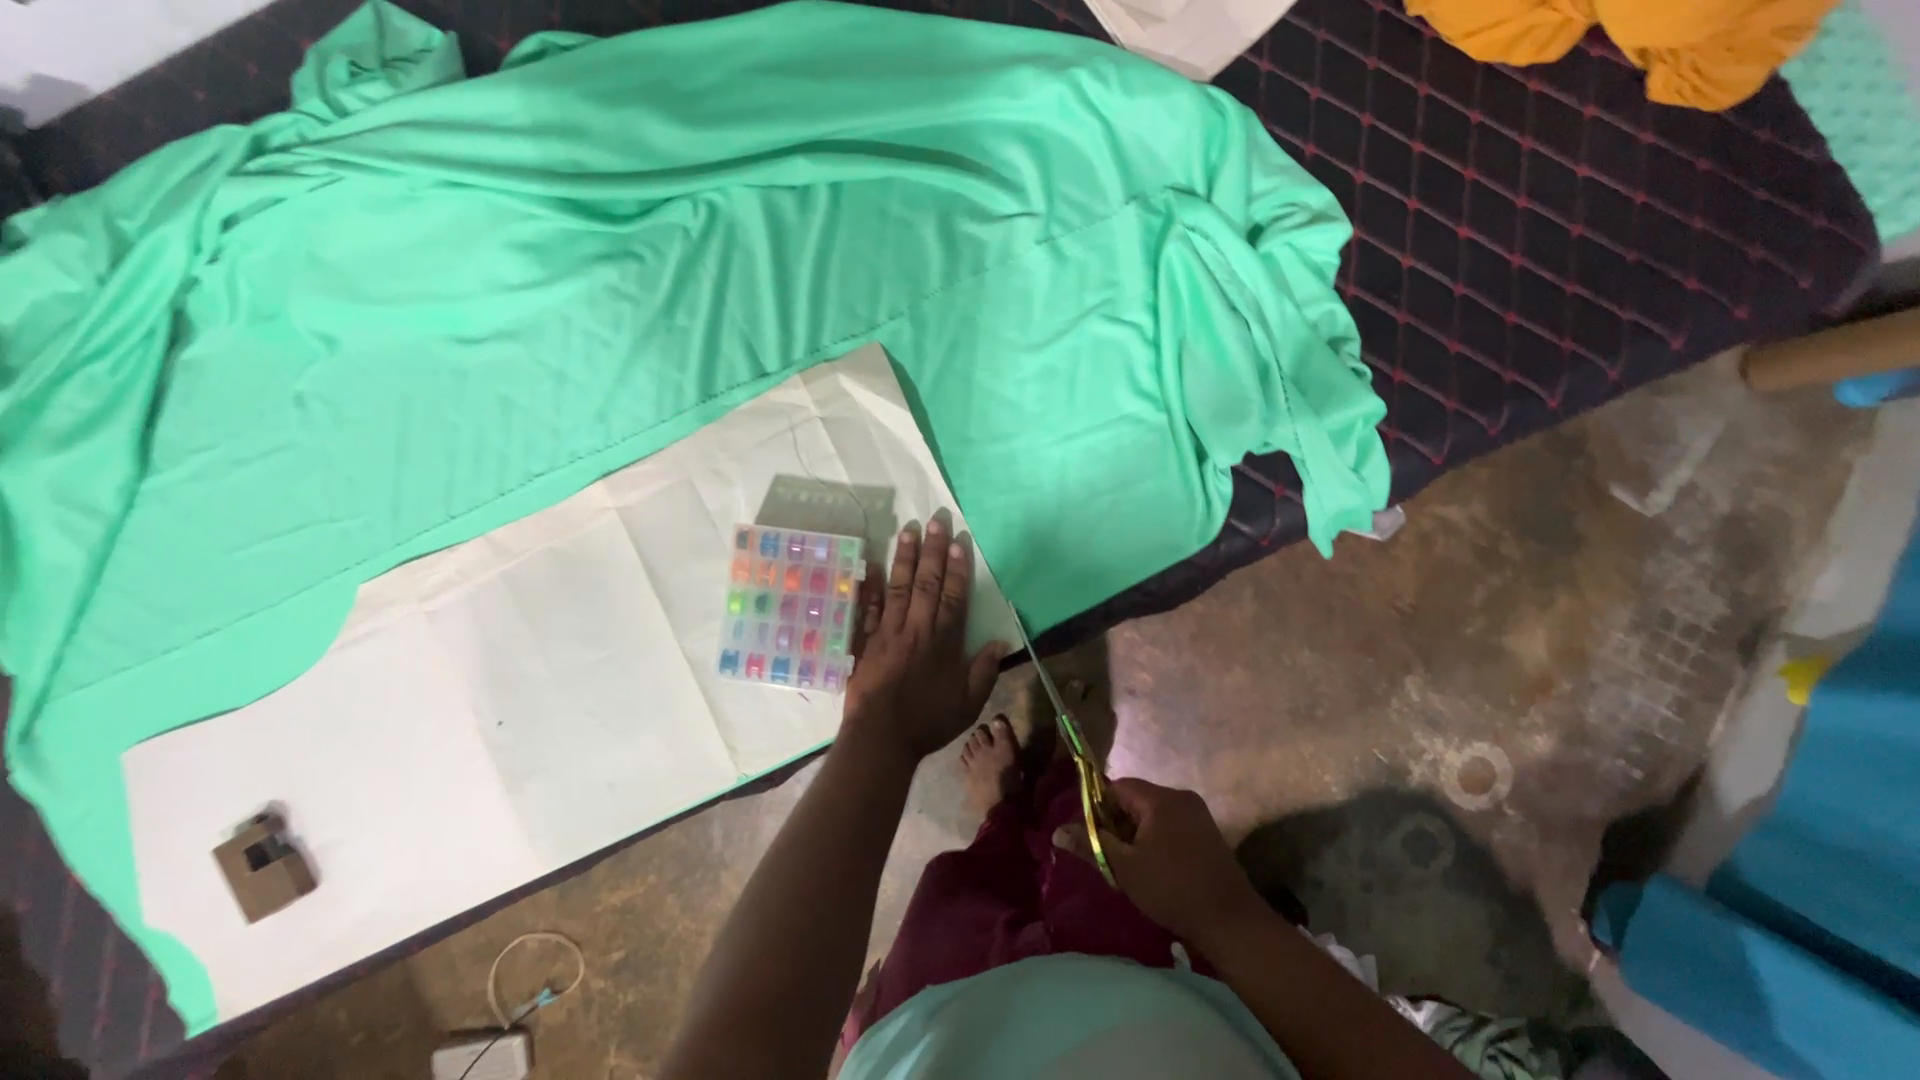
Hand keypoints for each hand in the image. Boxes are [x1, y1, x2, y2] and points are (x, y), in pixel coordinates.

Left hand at [842, 514, 1007, 762]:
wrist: (881, 738)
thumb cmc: (928, 722)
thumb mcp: (969, 704)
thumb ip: (984, 671)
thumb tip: (1000, 641)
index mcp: (943, 641)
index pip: (953, 597)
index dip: (957, 569)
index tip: (959, 543)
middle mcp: (916, 628)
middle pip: (925, 583)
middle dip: (932, 551)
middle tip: (936, 521)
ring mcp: (886, 632)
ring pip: (897, 587)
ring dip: (904, 557)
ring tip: (909, 530)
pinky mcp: (864, 641)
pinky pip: (867, 608)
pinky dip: (870, 586)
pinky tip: (873, 565)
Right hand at [1058, 778, 1266, 944]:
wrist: (1230, 921)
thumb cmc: (1172, 890)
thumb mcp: (1123, 869)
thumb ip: (1090, 844)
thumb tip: (1057, 831)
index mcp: (1161, 799)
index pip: (1117, 786)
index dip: (1098, 807)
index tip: (1092, 836)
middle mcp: (1181, 797)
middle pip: (1136, 799)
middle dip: (1118, 823)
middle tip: (1110, 856)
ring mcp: (1198, 815)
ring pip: (1153, 815)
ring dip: (1137, 835)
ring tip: (1130, 867)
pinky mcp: (1208, 834)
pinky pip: (1171, 826)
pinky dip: (1156, 841)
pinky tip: (1155, 870)